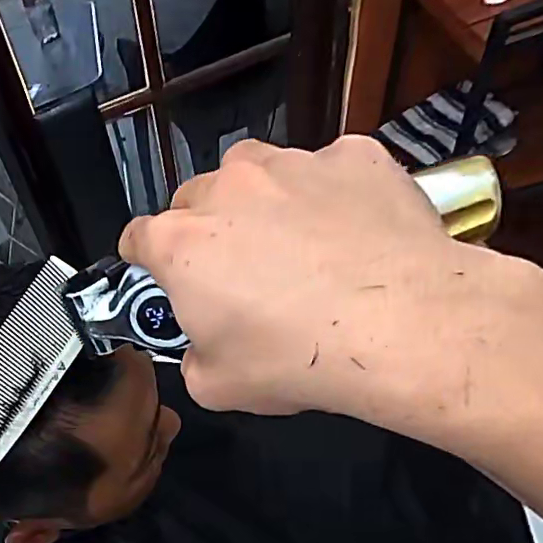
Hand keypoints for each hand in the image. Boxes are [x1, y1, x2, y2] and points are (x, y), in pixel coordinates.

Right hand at [121, 136, 542, 421]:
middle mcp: (225, 190)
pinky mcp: (354, 156)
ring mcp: (291, 166)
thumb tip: (203, 348)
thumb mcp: (214, 385)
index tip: (159, 276)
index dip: (143, 259)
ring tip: (290, 241)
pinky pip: (323, 169)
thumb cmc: (294, 358)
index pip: (136, 237)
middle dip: (201, 229)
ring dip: (255, 201)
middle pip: (192, 199)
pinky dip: (325, 193)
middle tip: (233, 270)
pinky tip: (346, 229)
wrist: (406, 328)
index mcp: (179, 244)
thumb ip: (191, 356)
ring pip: (251, 171)